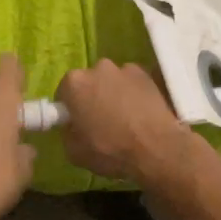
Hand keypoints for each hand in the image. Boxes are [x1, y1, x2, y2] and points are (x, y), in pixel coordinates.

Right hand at [56, 60, 192, 182]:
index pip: (63, 92)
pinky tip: (139, 113)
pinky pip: (132, 84)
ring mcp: (125, 69)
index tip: (77, 122)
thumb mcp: (75, 152)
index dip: (69, 109)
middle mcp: (98, 68)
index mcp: (74, 83)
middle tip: (99, 120)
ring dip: (113, 94)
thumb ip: (67, 132)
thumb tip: (73, 126)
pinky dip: (133, 94)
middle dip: (91, 97)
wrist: (157, 149)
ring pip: (112, 81)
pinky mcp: (147, 75)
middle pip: (89, 82)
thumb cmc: (110, 150)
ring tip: (123, 118)